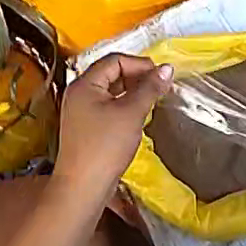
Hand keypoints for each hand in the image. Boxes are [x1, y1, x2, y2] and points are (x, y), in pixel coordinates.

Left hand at [53, 54, 172, 198]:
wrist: (83, 186)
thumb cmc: (106, 146)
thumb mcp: (132, 113)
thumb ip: (150, 88)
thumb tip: (167, 69)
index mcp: (85, 84)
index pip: (115, 60)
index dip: (140, 64)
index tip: (161, 76)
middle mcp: (79, 93)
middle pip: (111, 72)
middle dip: (137, 76)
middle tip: (159, 87)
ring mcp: (81, 110)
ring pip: (110, 90)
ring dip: (133, 91)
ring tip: (152, 100)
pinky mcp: (86, 126)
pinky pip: (107, 105)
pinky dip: (125, 104)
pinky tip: (138, 115)